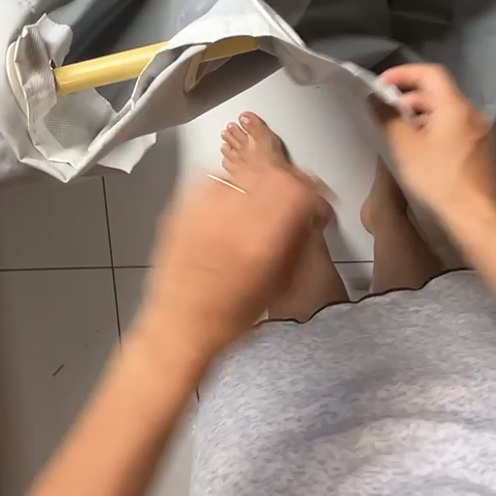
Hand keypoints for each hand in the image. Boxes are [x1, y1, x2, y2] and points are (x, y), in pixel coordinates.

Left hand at [132, 164, 327, 361]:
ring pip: (244, 171)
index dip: (314, 192)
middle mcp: (233, 218)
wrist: (180, 324)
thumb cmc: (230, 315)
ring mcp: (204, 209)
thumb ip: (298, 242)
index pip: (299, 189)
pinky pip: (215, 179)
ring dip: (260, 182)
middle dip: (289, 183)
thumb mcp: (279, 283)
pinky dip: (230, 185)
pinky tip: (232, 204)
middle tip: (291, 198)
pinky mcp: (183, 207)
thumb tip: (308, 215)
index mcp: (262, 240)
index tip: (314, 203)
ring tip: (260, 201)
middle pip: (273, 174)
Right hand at [374, 63, 495, 220]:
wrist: (475, 218)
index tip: (381, 86)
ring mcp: (479, 133)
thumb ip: (388, 117)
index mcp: (456, 106)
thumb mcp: (405, 146)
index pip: (430, 73)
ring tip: (398, 133)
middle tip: (385, 112)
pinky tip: (419, 150)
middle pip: (438, 92)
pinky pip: (454, 128)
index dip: (403, 73)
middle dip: (408, 97)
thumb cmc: (438, 179)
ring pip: (446, 112)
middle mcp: (472, 114)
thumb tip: (375, 98)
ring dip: (420, 115)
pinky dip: (434, 129)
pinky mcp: (480, 151)